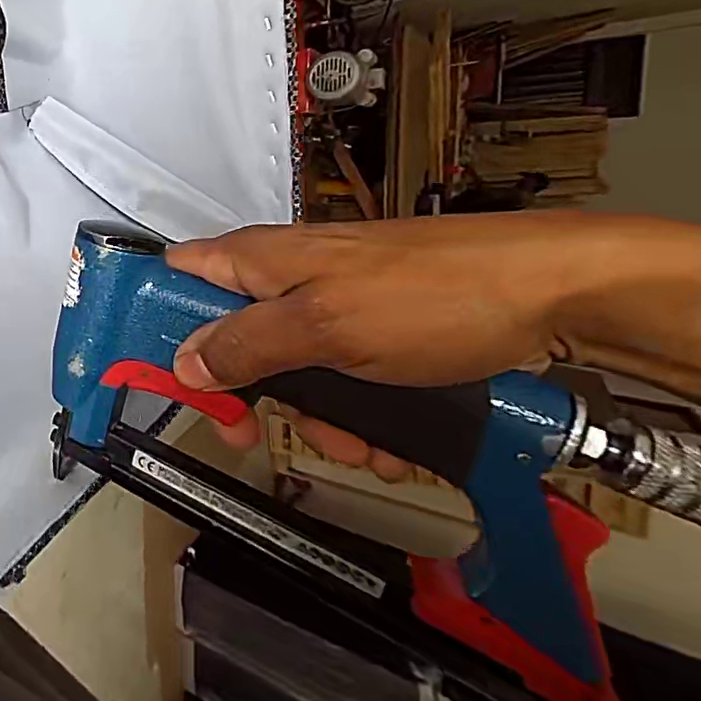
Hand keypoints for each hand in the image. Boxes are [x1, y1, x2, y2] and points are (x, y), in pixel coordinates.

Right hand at [164, 214, 593, 474]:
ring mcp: (322, 303)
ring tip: (351, 439)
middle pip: (223, 334)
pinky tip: (379, 432)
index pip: (173, 279)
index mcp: (256, 261)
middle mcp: (280, 277)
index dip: (156, 323)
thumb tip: (186, 362)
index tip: (158, 373)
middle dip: (241, 390)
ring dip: (305, 413)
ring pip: (279, 366)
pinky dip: (345, 409)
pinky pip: (327, 376)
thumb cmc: (433, 292)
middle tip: (252, 428)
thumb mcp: (324, 327)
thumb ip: (245, 344)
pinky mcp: (359, 328)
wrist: (544, 294)